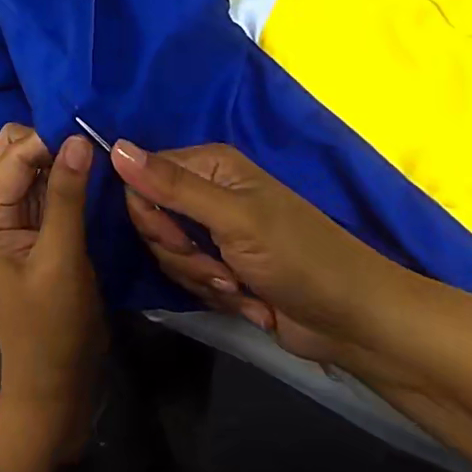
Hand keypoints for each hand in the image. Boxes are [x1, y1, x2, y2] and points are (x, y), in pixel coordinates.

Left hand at [0, 125, 103, 471]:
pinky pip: (48, 186)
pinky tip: (95, 170)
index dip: (51, 139)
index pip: (16, 154)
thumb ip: (67, 196)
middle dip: (51, 140)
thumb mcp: (61, 258)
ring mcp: (16, 216)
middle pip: (17, 150)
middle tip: (94, 141)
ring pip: (33, 164)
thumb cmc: (53, 326)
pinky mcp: (38, 226)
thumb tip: (78, 138)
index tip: (93, 131)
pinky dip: (68, 175)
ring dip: (62, 155)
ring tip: (100, 148)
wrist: (54, 382)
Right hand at [110, 141, 397, 366]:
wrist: (356, 323)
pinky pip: (188, 277)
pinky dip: (215, 294)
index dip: (150, 212)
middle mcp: (205, 191)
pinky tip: (249, 301)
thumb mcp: (233, 219)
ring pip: (167, 252)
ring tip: (241, 287)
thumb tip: (116, 147)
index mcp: (209, 165)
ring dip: (200, 277)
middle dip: (180, 252)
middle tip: (219, 267)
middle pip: (152, 217)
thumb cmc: (300, 258)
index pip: (142, 176)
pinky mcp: (221, 266)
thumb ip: (172, 186)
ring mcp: (213, 231)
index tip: (179, 239)